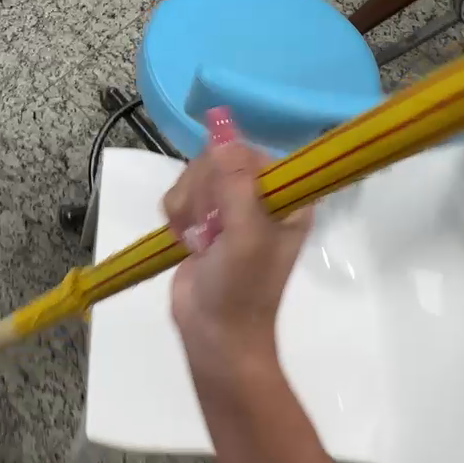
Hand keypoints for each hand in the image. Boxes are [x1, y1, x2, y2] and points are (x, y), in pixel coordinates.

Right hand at [163, 114, 313, 374]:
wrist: (214, 336)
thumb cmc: (241, 290)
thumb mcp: (244, 235)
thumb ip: (235, 181)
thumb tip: (222, 126)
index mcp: (287, 197)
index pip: (249, 151)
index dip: (226, 169)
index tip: (221, 201)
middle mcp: (260, 196)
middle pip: (216, 159)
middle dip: (203, 193)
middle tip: (209, 229)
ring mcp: (230, 208)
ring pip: (193, 174)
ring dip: (187, 206)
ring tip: (198, 241)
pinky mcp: (202, 219)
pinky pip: (179, 192)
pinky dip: (176, 215)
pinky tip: (186, 240)